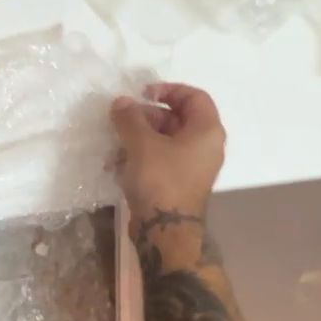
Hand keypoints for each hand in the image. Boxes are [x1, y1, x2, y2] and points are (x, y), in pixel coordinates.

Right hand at [110, 83, 225, 222]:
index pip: (193, 97)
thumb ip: (130, 120)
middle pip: (176, 119)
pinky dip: (140, 158)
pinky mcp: (177, 184)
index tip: (141, 94)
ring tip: (113, 147)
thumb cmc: (160, 181)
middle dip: (145, 118)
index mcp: (206, 130)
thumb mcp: (142, 146)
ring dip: (137, 140)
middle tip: (121, 121)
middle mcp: (204, 146)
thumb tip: (120, 102)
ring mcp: (191, 167)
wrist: (165, 230)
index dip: (167, 90)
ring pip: (164, 142)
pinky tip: (116, 166)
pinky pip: (160, 161)